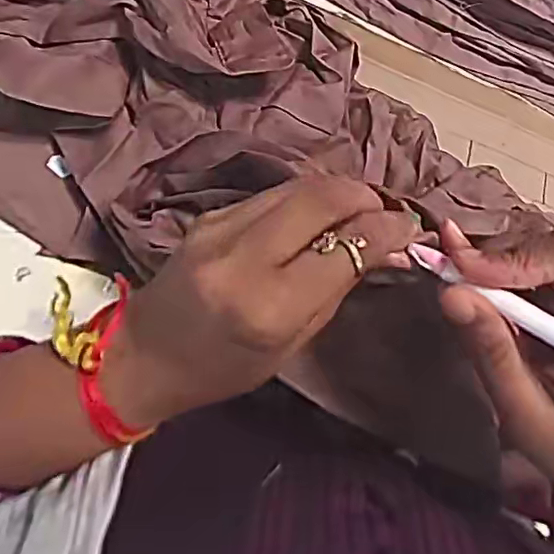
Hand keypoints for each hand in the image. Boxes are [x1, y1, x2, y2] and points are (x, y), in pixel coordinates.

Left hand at [99, 176, 420, 427]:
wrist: (144, 354)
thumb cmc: (224, 368)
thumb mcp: (291, 344)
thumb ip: (338, 288)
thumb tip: (385, 248)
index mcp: (267, 306)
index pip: (343, 248)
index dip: (386, 230)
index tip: (409, 226)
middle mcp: (243, 257)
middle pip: (322, 198)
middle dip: (366, 196)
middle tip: (387, 210)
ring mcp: (221, 227)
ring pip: (299, 185)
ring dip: (340, 190)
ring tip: (361, 207)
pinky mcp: (212, 213)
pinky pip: (275, 193)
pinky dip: (309, 197)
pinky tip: (321, 212)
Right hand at [436, 220, 553, 539]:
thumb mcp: (528, 417)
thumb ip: (494, 355)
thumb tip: (453, 294)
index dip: (518, 258)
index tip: (464, 267)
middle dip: (496, 253)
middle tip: (443, 259)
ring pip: (539, 248)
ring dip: (490, 255)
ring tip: (447, 264)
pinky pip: (530, 267)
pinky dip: (492, 268)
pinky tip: (462, 272)